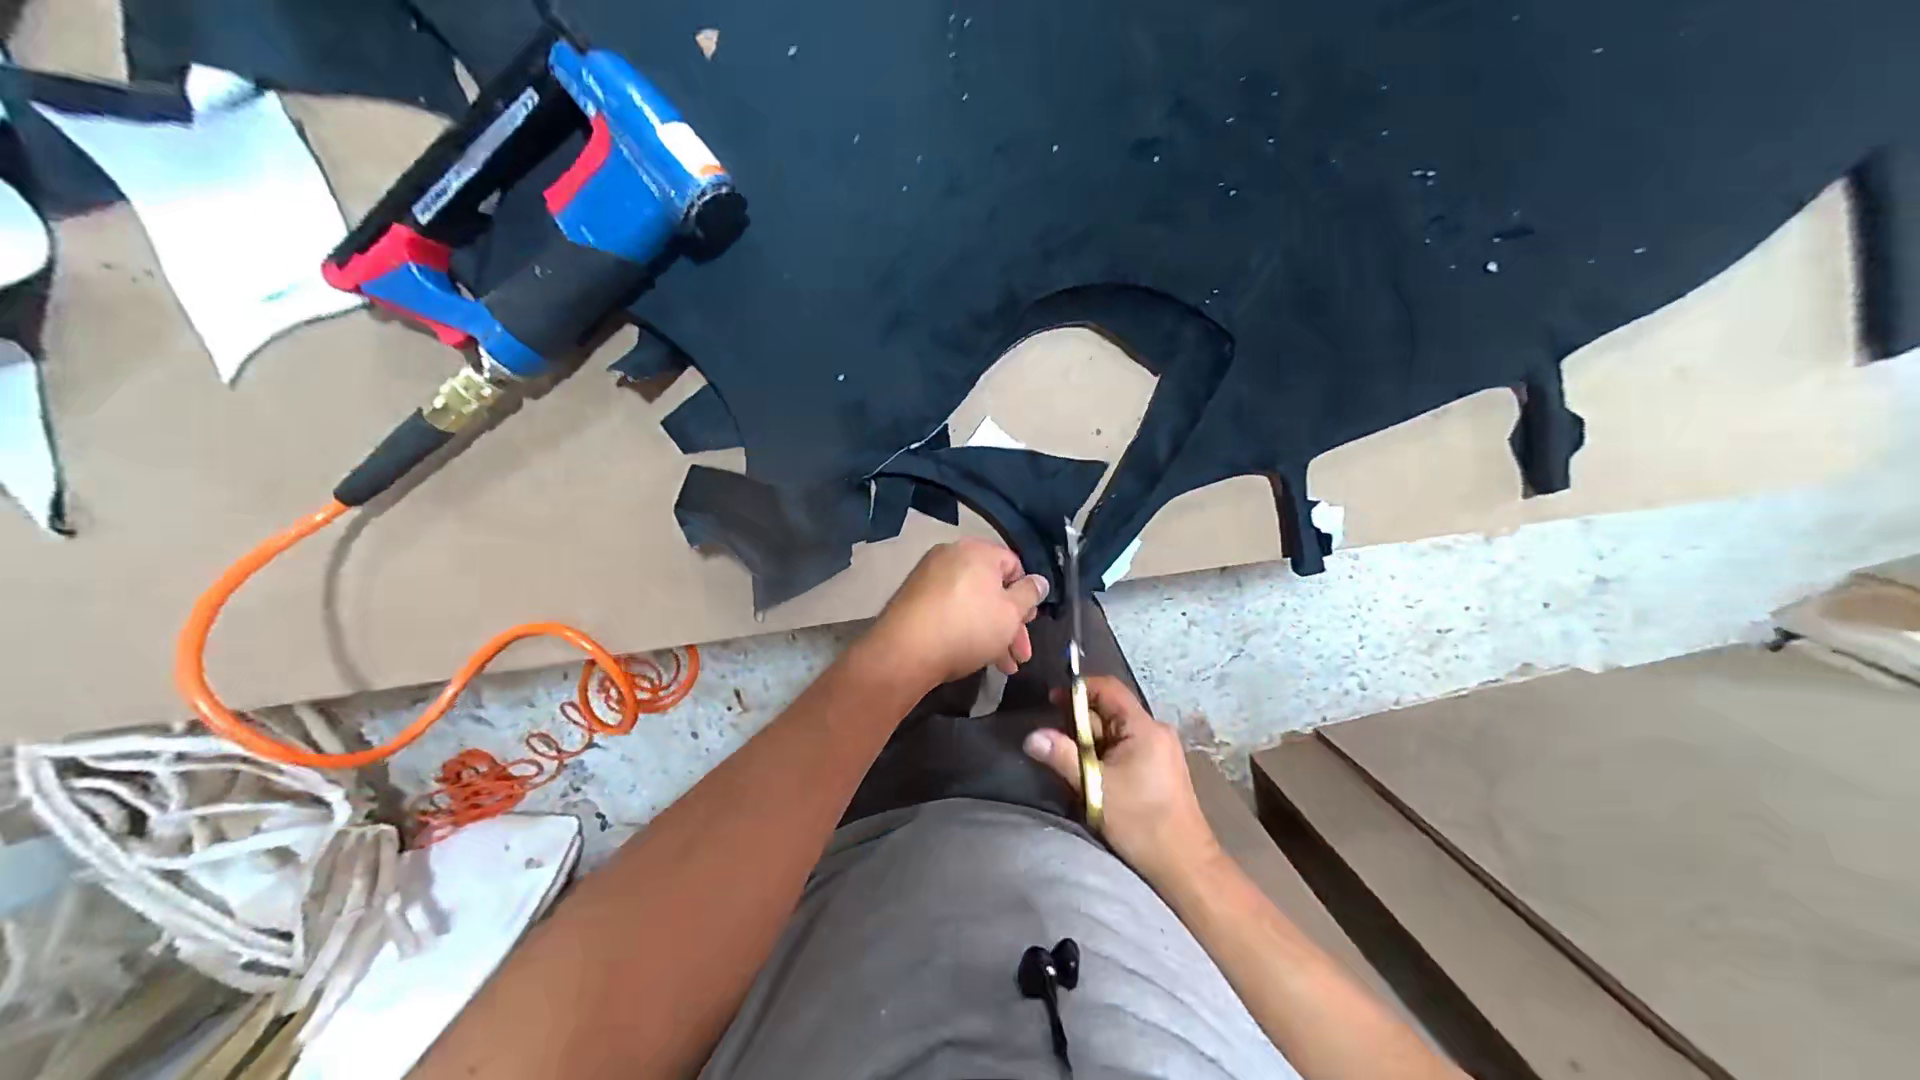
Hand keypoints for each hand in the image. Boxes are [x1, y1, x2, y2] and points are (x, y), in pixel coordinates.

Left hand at [865, 538, 1049, 688]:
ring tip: (1005, 666)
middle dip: (1011, 624)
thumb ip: (1030, 595)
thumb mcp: (1011, 614)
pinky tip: (978, 658)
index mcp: (977, 551)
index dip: (1027, 595)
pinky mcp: (914, 600)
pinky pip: (951, 610)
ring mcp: (929, 577)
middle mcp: (951, 556)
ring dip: (993, 634)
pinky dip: (966, 630)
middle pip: (993, 588)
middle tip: (1021, 651)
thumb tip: (1039, 581)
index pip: (1014, 565)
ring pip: (973, 604)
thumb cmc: (968, 627)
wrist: (905, 651)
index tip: (1030, 623)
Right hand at [1024, 676, 1219, 883]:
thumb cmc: (1141, 822)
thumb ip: (1062, 756)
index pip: (1108, 688)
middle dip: (1081, 721)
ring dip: (1091, 741)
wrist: (1185, 865)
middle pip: (1111, 710)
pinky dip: (1106, 754)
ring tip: (1070, 760)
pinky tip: (1093, 774)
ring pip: (1117, 732)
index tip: (1052, 701)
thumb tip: (1032, 736)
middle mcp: (1156, 731)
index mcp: (1144, 728)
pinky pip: (1127, 747)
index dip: (1079, 689)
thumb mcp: (1094, 787)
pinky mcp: (1161, 768)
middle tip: (1055, 738)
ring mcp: (1161, 750)